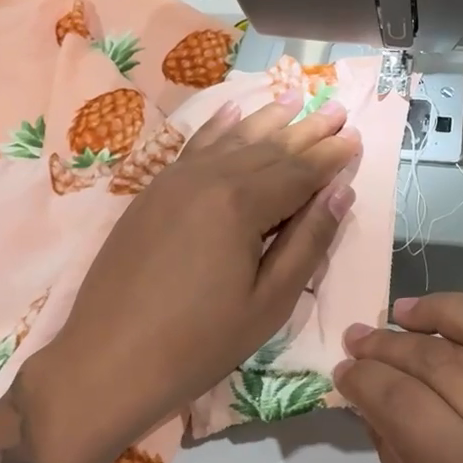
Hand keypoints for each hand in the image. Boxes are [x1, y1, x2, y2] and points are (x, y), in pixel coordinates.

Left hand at [45, 98, 360, 462]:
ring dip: (267, 120)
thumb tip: (341, 192)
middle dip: (307, 130)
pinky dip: (217, 128)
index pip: (300, 170)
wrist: (105, 364)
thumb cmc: (198, 344)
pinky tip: (233, 113)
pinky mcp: (151, 192)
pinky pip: (193, 148)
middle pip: (269, 148)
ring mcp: (174, 181)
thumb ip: (308, 241)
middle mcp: (208, 178)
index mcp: (241, 205)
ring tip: (295, 98)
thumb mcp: (269, 302)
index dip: (331, 155)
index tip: (356, 136)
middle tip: (337, 110)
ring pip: (232, 141)